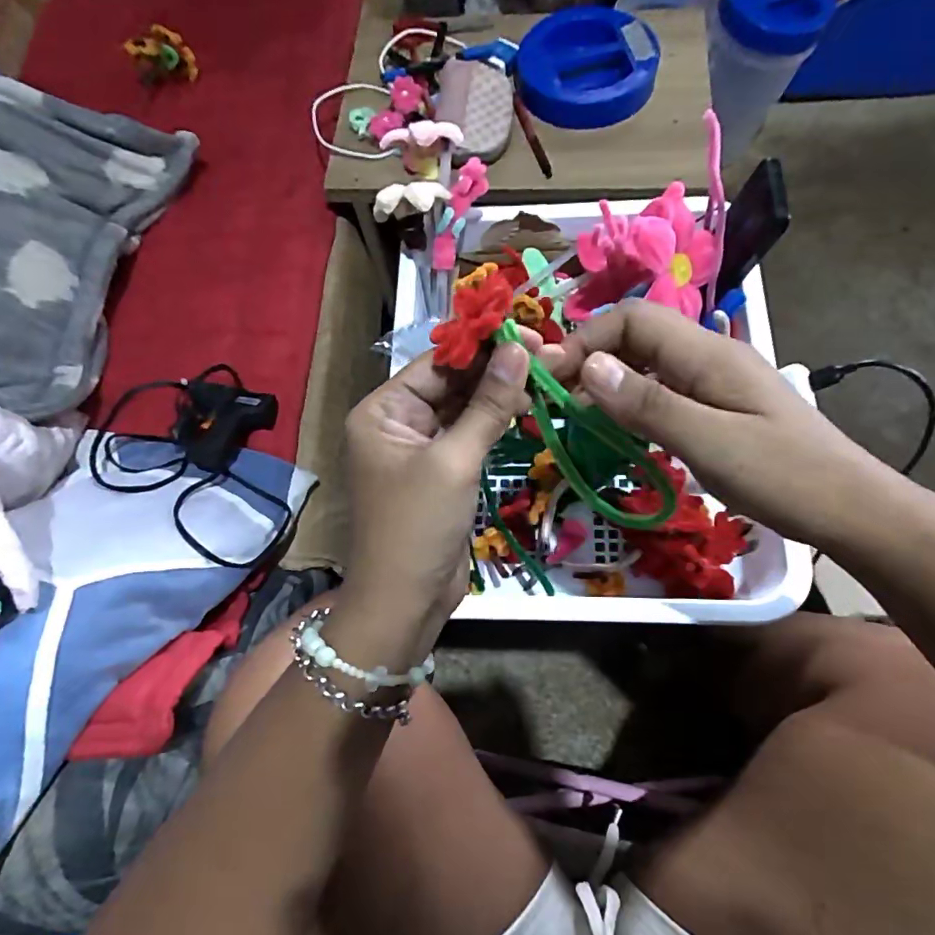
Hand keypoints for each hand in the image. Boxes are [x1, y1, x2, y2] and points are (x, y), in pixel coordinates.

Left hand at [341, 336, 536, 629]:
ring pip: (464, 409)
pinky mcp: (440, 474)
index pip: (438, 363)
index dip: (484, 346)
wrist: (404, 600)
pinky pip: (469, 437)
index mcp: (382, 411)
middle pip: (452, 383)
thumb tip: (519, 350)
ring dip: (501, 395)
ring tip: (548, 377)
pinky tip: (527, 408)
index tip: (530, 333)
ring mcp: (419, 450)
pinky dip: (496, 424)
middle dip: (498, 370)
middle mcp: (396, 423)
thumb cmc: (418, 526)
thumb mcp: (454, 460)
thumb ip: (488, 405)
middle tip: (551, 355)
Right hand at [548, 300, 904, 547]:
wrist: (848, 506)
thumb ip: (648, 405)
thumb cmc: (783, 476)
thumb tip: (589, 367)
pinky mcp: (723, 409)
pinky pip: (667, 392)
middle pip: (639, 338)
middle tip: (555, 404)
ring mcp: (719, 383)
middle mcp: (711, 357)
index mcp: (708, 354)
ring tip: (578, 419)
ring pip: (650, 366)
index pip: (632, 319)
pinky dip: (635, 405)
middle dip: (591, 360)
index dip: (586, 340)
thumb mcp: (709, 443)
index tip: (550, 379)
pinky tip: (622, 432)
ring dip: (610, 384)